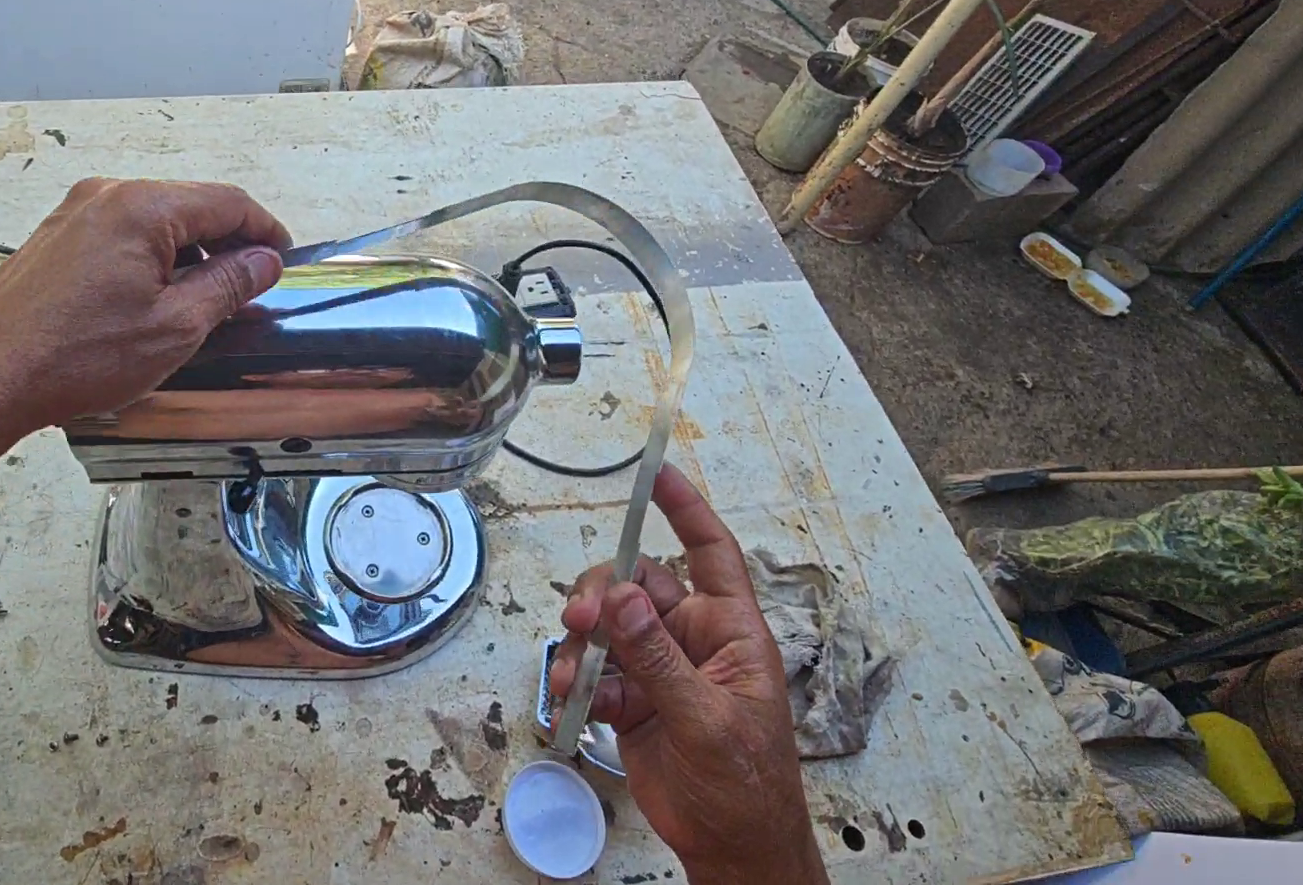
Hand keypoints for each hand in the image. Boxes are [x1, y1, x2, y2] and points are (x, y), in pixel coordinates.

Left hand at [0, 178, 290, 458]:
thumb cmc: (82, 355)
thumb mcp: (176, 326)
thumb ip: (229, 284)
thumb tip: (265, 260)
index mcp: (142, 207)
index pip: (227, 202)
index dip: (265, 230)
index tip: (285, 260)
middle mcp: (106, 195)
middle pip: (190, 207)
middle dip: (228, 244)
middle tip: (250, 288)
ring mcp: (74, 214)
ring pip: (156, 223)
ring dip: (191, 254)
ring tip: (205, 301)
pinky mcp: (55, 239)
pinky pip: (122, 236)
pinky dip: (153, 260)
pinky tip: (155, 300)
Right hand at [549, 465, 825, 884]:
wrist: (728, 850)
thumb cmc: (746, 787)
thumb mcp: (706, 721)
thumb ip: (659, 659)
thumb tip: (621, 597)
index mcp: (728, 630)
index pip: (709, 553)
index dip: (685, 510)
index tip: (656, 473)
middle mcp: (689, 636)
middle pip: (634, 583)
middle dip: (602, 594)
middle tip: (581, 620)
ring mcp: (655, 663)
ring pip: (606, 624)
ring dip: (583, 643)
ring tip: (575, 678)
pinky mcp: (628, 693)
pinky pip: (593, 666)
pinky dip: (578, 679)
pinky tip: (577, 703)